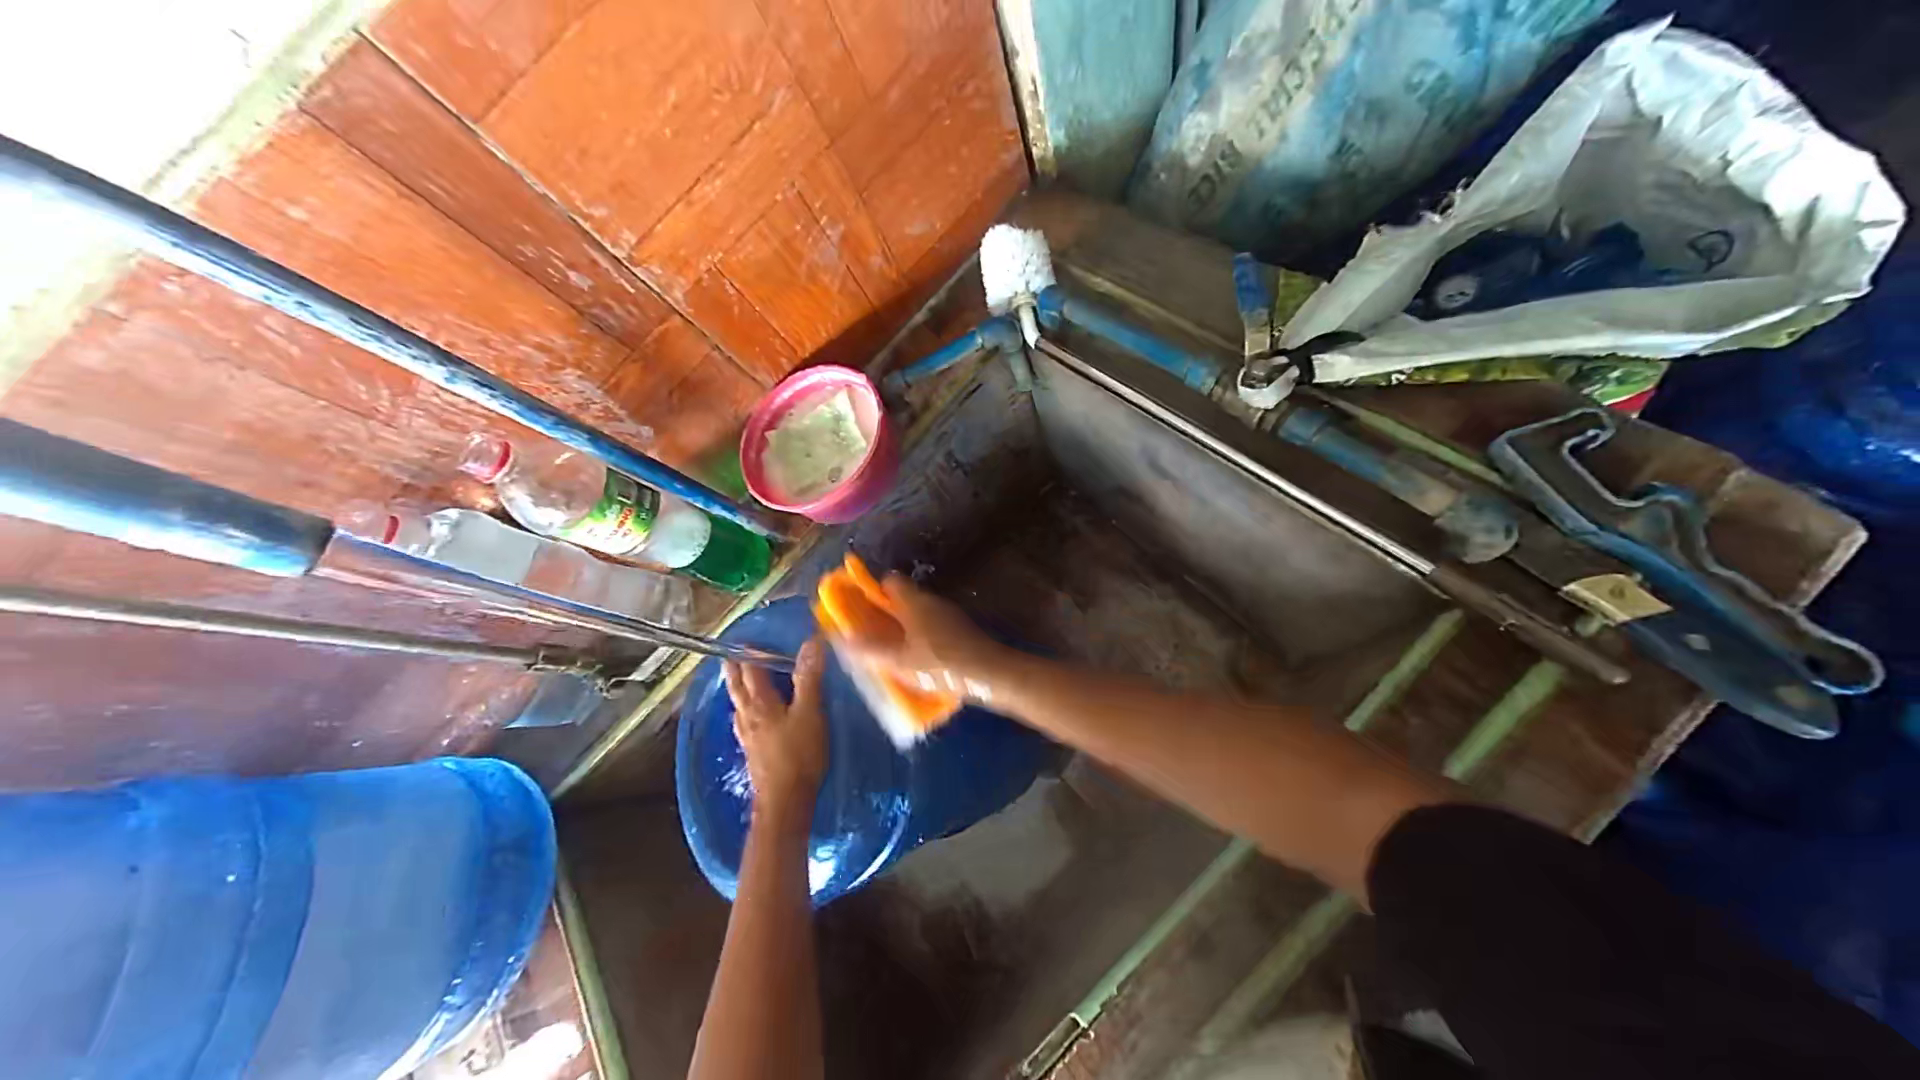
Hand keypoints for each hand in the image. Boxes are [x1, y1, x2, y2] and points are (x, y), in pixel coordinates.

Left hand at [725, 638, 828, 817]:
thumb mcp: (810, 712)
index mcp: (760, 701)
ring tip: (739, 678)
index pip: (751, 668)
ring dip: (738, 687)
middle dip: (735, 667)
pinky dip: (745, 709)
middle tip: (734, 652)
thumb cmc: (799, 755)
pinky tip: (749, 716)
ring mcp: (747, 734)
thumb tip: (811, 642)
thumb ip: (809, 677)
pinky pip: (743, 720)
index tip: (753, 637)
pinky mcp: (752, 750)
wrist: (784, 801)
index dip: (753, 651)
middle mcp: (748, 714)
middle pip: (737, 684)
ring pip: (738, 703)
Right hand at [837, 575, 1009, 702]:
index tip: (860, 609)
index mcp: (914, 602)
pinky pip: (933, 628)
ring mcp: (950, 615)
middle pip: (903, 599)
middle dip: (886, 614)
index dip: (872, 591)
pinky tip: (918, 662)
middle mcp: (932, 602)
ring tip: (891, 653)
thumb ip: (870, 650)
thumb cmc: (942, 665)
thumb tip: (843, 637)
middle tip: (871, 636)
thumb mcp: (900, 662)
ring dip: (904, 629)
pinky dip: (922, 639)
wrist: (993, 675)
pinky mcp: (962, 631)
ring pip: (919, 614)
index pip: (889, 581)